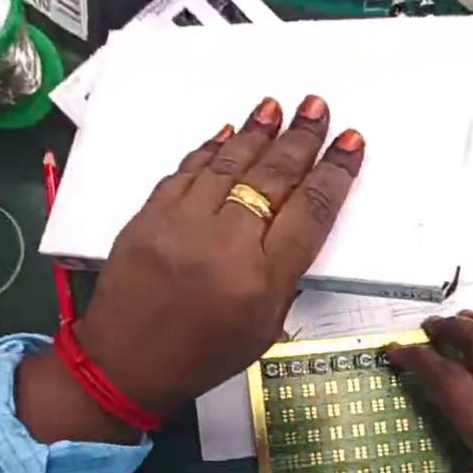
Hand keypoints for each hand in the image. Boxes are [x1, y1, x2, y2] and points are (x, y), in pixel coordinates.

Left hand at [17, 95, 365, 443]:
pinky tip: (227, 134)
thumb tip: (294, 227)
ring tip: (276, 108)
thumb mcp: (261, 332)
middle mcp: (224, 246)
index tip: (348, 145)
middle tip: (316, 108)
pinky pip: (185, 172)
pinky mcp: (148, 219)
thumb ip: (284, 279)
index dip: (334, 173)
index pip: (310, 212)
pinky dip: (208, 150)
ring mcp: (181, 227)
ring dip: (257, 133)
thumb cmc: (197, 357)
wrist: (125, 365)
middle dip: (301, 139)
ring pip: (228, 165)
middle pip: (272, 178)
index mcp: (261, 282)